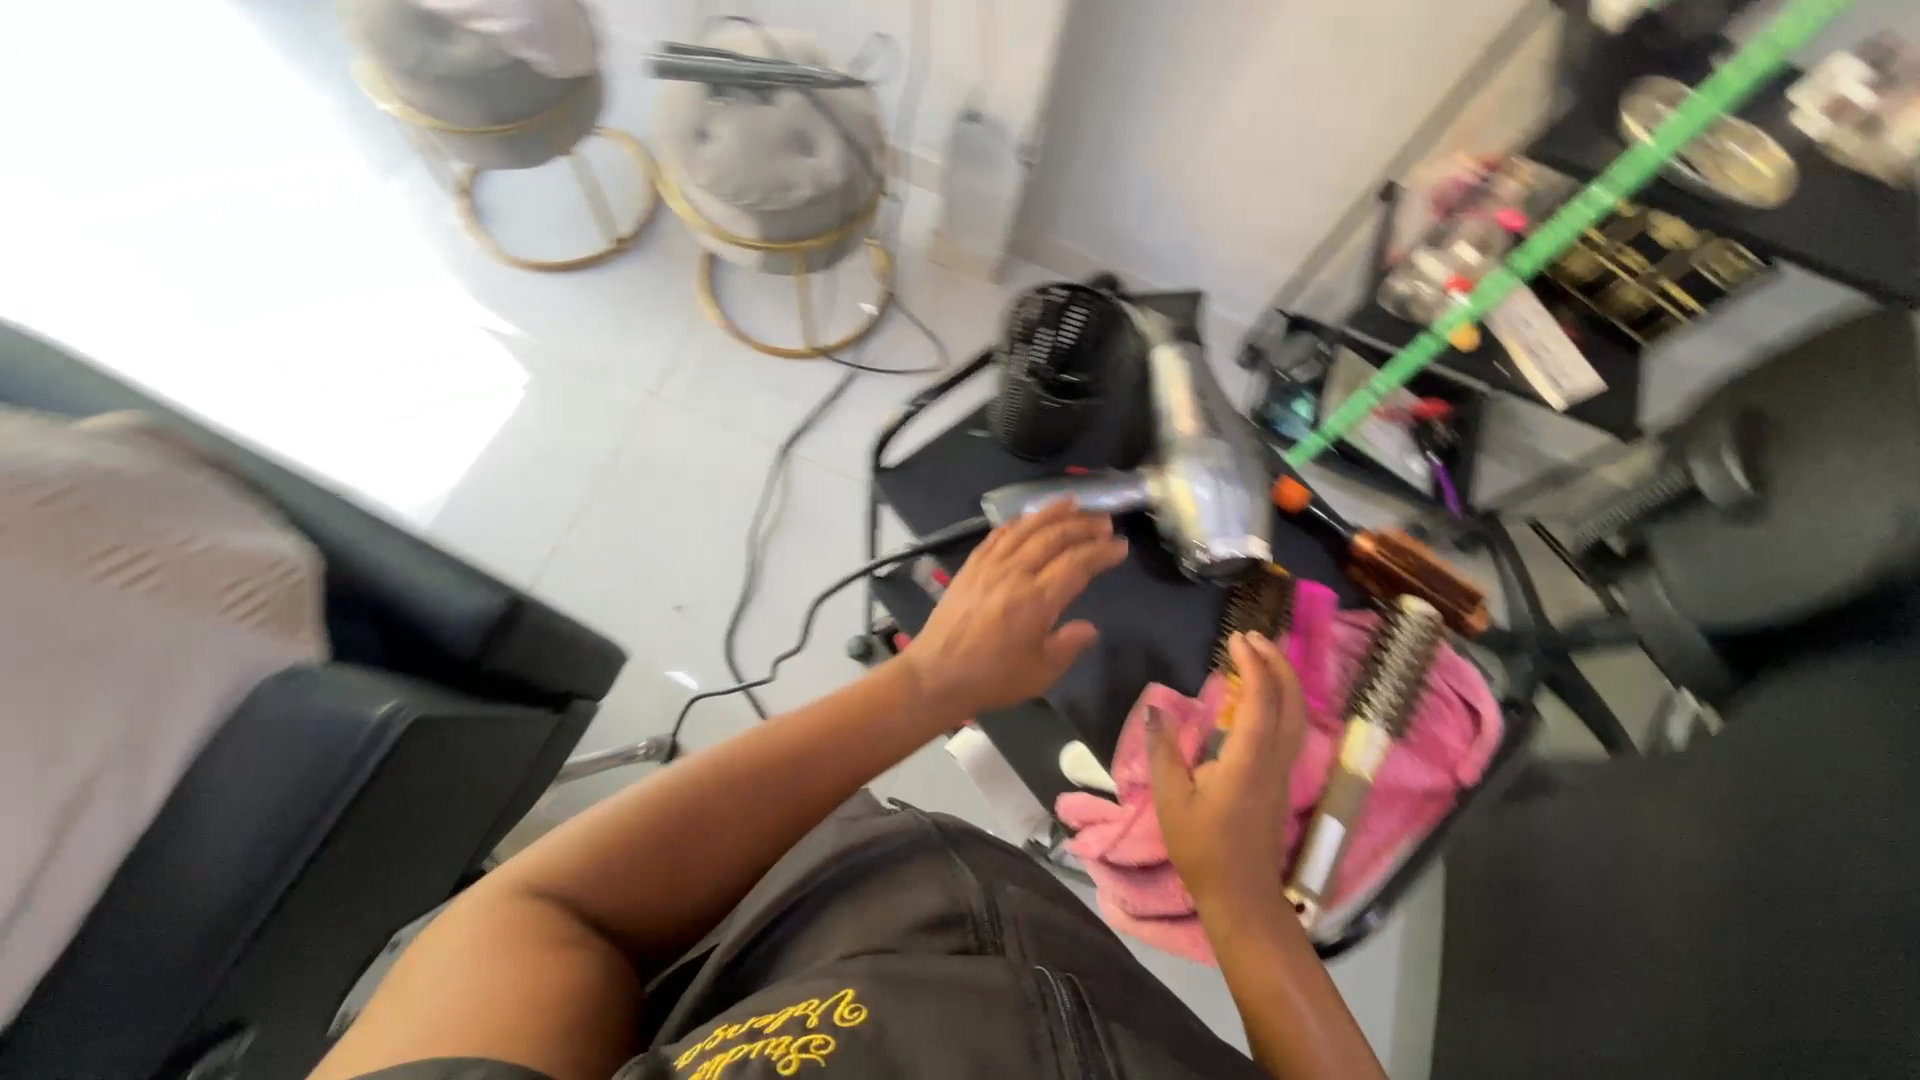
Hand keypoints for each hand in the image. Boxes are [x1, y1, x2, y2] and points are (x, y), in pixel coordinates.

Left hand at [899, 500, 1128, 718]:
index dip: (1102, 552)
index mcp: (1037, 600)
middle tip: (1105, 522)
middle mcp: (1015, 573)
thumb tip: (1089, 627)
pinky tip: (1029, 519)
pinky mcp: (971, 566)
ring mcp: (989, 566)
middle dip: (1084, 525)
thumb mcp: (1041, 673)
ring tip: (1074, 504)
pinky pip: (998, 535)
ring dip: (1053, 513)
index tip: (1120, 546)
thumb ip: (1069, 645)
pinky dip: (1018, 522)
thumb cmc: (992, 679)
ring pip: (1026, 528)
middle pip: (1055, 537)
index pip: (1078, 564)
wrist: (936, 675)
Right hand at [1147, 632, 1309, 914]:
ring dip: (1284, 681)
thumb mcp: (1171, 799)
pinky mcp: (1281, 782)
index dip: (1253, 665)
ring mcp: (1283, 772)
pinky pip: (1291, 729)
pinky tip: (1261, 697)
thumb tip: (1155, 709)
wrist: (1242, 896)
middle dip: (1277, 663)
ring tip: (1261, 657)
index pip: (1262, 701)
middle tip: (1253, 637)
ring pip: (1298, 716)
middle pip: (1292, 702)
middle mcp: (1275, 761)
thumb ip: (1164, 750)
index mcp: (1249, 762)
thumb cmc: (1203, 849)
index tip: (1236, 639)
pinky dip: (1281, 701)